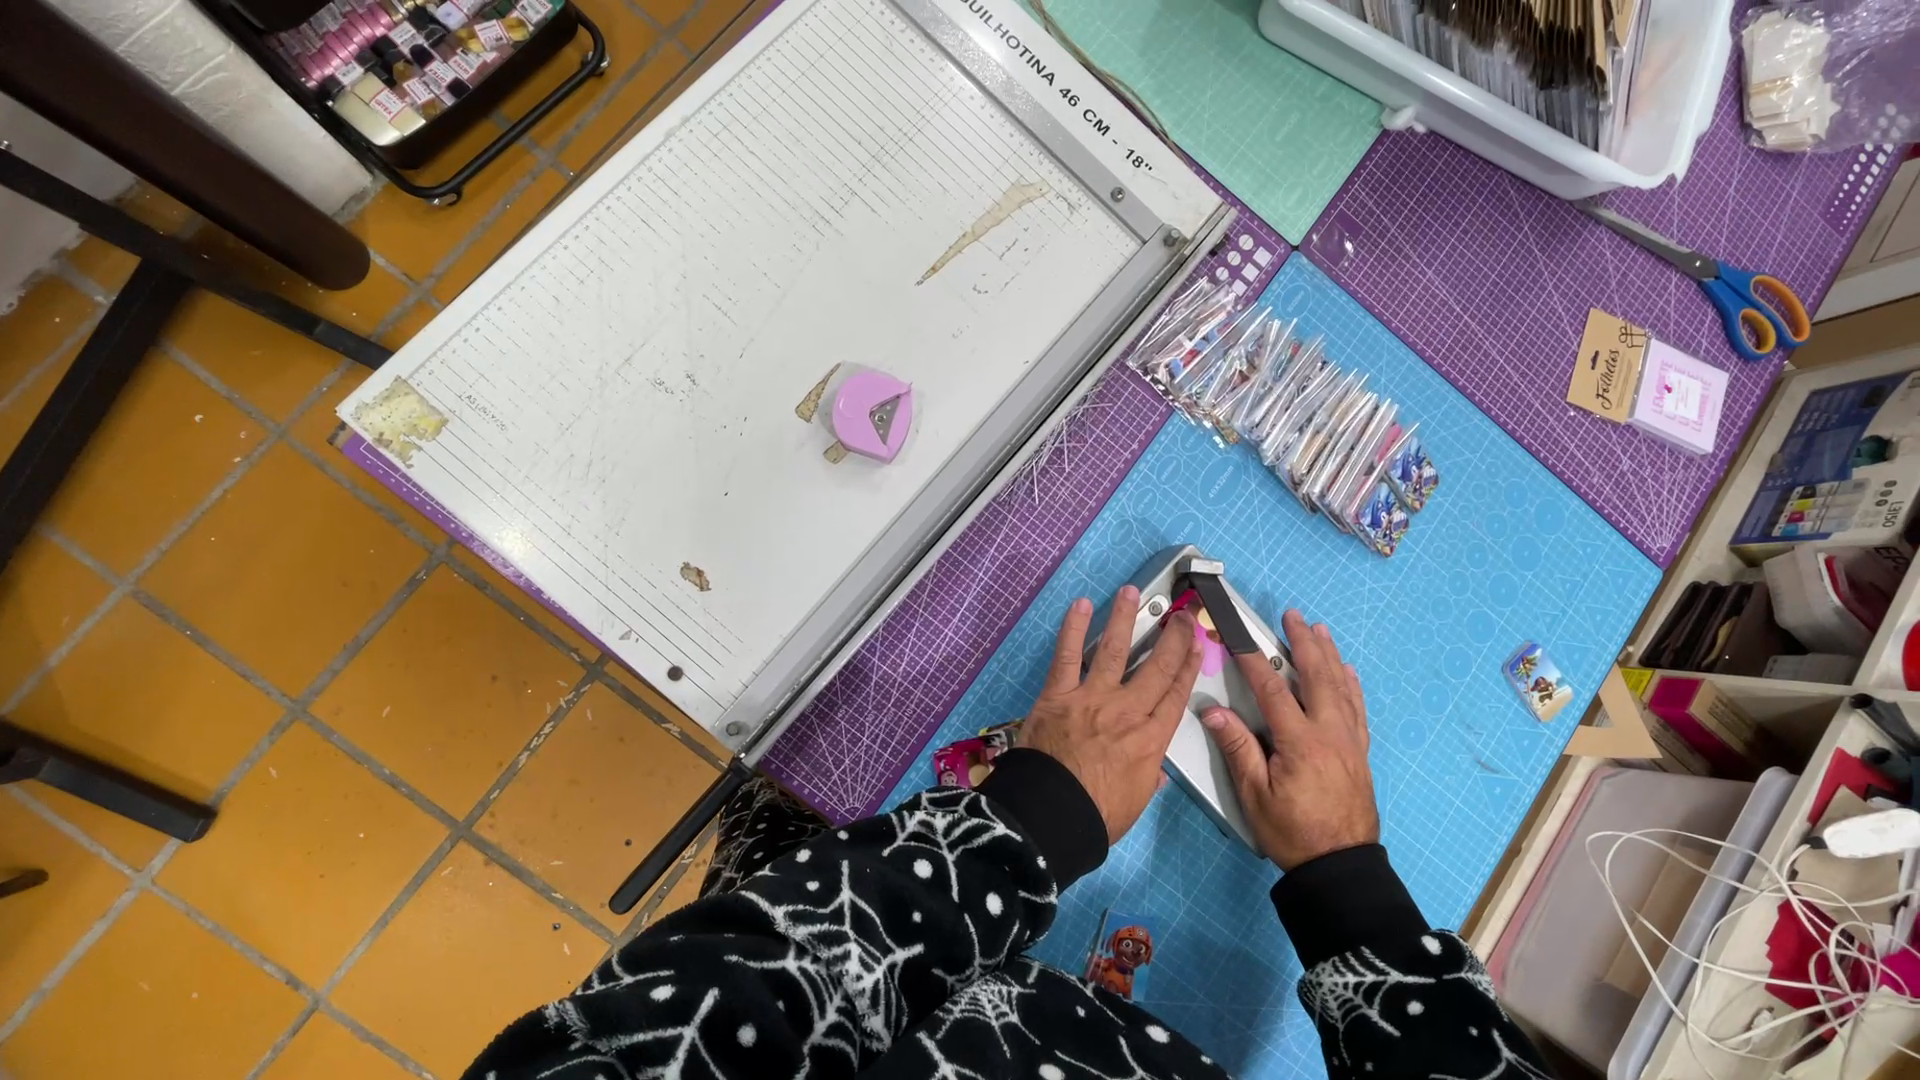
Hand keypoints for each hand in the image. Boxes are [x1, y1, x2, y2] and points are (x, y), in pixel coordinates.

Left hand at [1019, 586, 1204, 843]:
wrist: (1052, 815)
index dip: (1188, 665)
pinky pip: (1067, 656)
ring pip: (1113, 650)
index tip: (1197, 643)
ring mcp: (1092, 698)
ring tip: (1132, 592)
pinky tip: (1080, 605)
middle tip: (1180, 613)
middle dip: (1171, 638)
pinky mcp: (1057, 695)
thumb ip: (1147, 778)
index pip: (1175, 695)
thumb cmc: (1097, 816)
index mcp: (1151, 740)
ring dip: (1124, 619)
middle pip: (1155, 667)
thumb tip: (1155, 769)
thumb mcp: (1135, 803)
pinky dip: (1072, 628)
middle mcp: (1127, 711)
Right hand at [1200, 610, 1377, 869]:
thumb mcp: (1254, 795)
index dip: (1254, 661)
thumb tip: (1213, 711)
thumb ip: (1237, 749)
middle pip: (1317, 677)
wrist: (1341, 866)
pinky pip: (1358, 710)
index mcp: (1300, 742)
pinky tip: (1348, 672)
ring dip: (1330, 656)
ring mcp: (1349, 742)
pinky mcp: (1359, 753)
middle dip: (1304, 643)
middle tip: (1294, 616)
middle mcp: (1330, 733)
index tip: (1238, 637)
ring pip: (1341, 688)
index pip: (1273, 690)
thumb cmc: (1292, 832)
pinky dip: (1352, 685)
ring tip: (1320, 630)